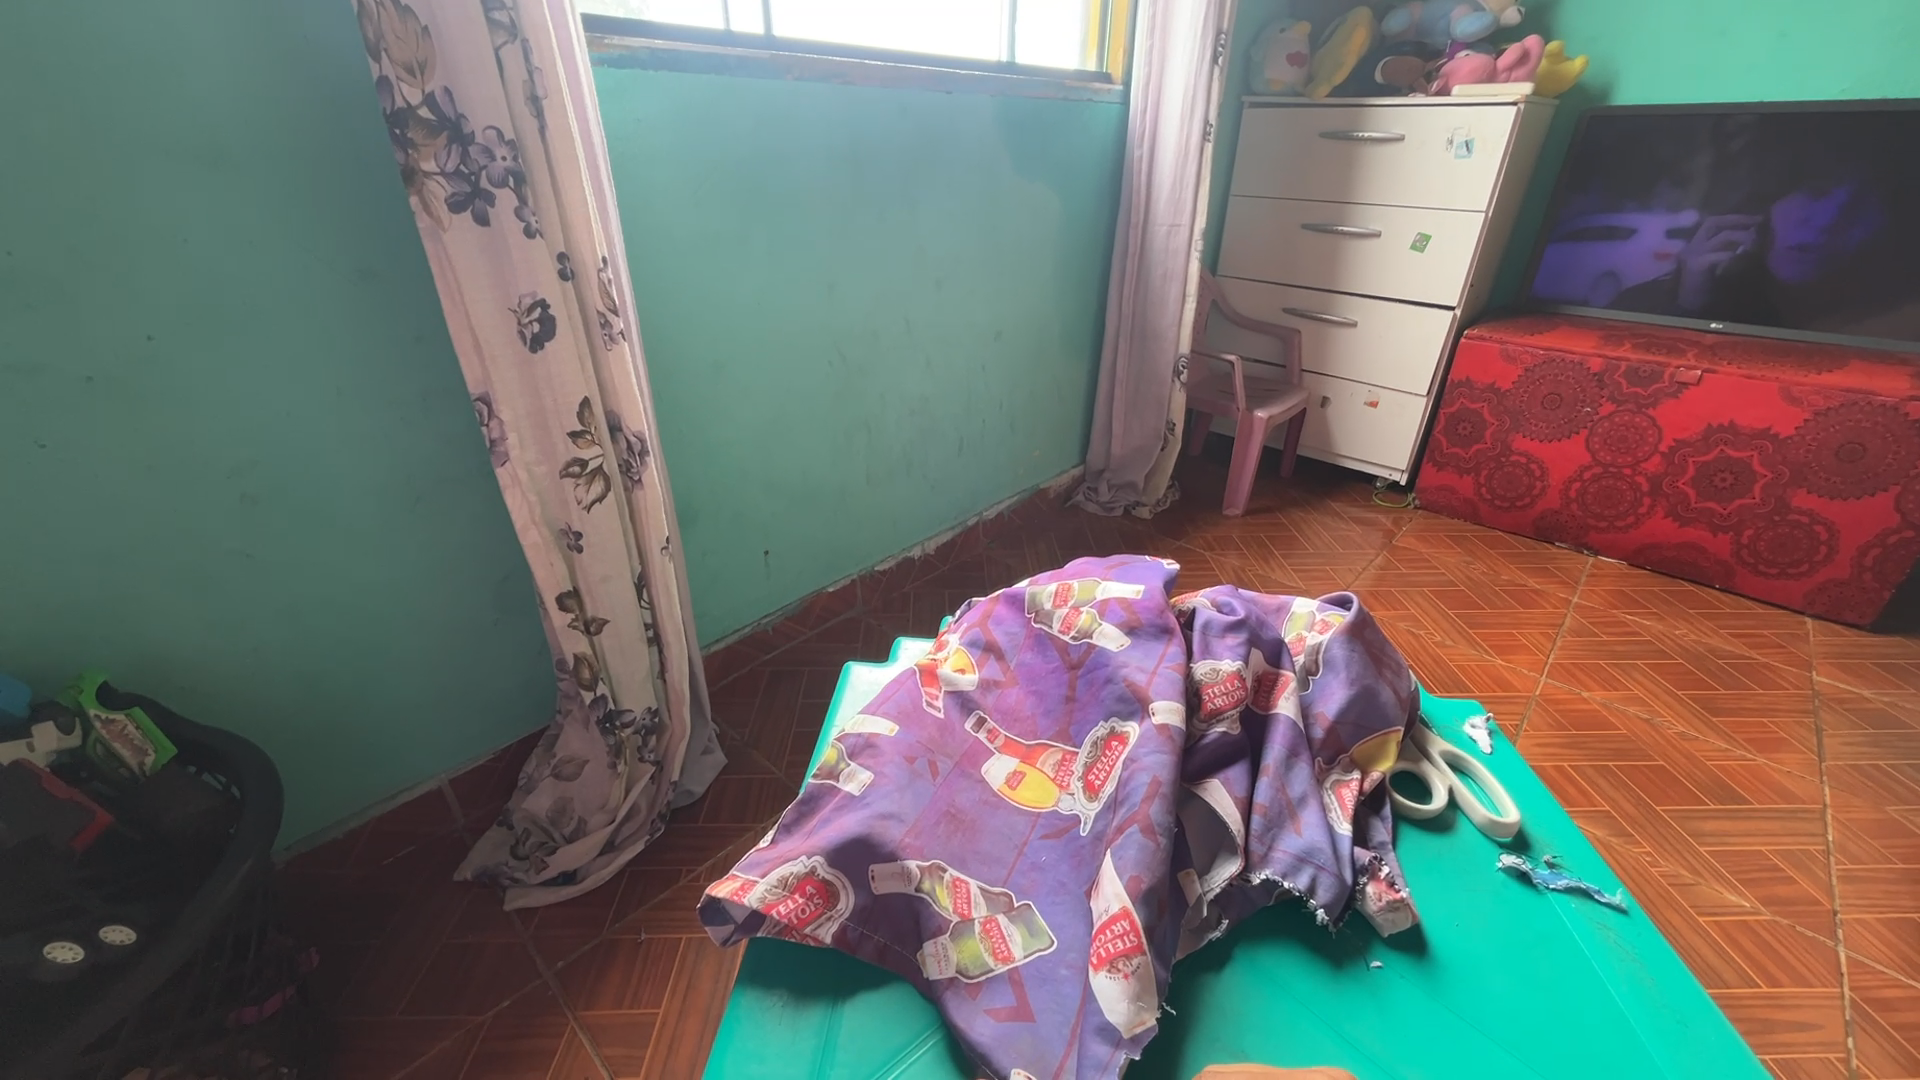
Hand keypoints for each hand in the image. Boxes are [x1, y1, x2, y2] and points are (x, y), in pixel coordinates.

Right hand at [1676, 213, 1761, 310]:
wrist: (1691, 307)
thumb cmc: (1708, 285)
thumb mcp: (1720, 260)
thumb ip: (1730, 247)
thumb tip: (1753, 234)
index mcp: (1696, 245)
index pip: (1714, 222)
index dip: (1735, 218)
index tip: (1757, 219)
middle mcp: (1692, 247)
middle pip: (1713, 222)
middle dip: (1738, 219)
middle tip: (1757, 222)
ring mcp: (1693, 255)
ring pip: (1722, 236)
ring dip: (1743, 236)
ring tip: (1755, 242)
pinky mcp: (1696, 266)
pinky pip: (1721, 254)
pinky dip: (1736, 253)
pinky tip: (1744, 256)